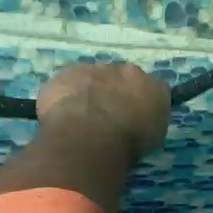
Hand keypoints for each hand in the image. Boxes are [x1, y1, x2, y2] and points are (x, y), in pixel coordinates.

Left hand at [35, 62, 170, 163]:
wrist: (91, 136)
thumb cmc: (128, 143)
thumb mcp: (153, 138)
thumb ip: (148, 121)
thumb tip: (141, 120)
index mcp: (153, 86)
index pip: (151, 87)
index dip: (138, 101)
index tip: (131, 116)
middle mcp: (127, 71)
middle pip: (120, 77)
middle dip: (112, 92)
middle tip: (104, 116)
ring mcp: (97, 69)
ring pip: (92, 77)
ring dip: (88, 91)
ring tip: (79, 118)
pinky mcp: (68, 73)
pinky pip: (66, 82)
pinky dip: (64, 95)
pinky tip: (60, 114)